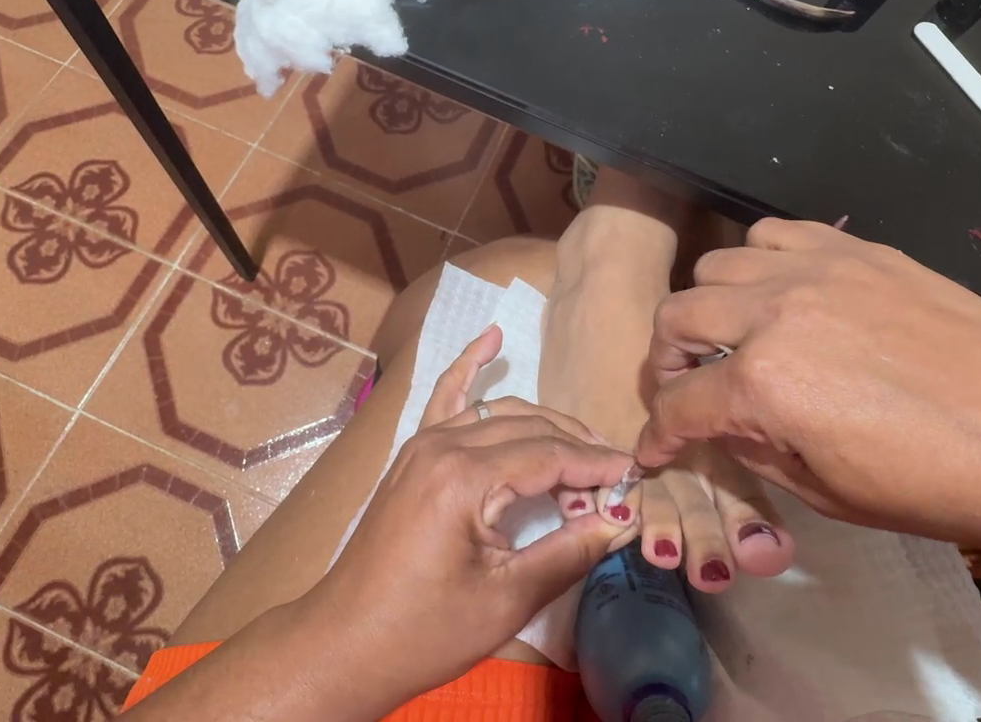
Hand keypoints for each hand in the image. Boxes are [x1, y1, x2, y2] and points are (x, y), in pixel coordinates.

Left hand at [307, 326, 637, 703]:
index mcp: (465, 479)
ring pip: (498, 412)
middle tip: (615, 479)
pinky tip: (490, 337)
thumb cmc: (425, 631)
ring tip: (584, 447)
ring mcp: (422, 442)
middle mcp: (443, 445)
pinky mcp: (411, 452)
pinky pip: (445, 396)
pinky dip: (469, 365)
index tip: (636, 478)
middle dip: (577, 448)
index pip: (549, 455)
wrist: (345, 643)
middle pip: (528, 428)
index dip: (597, 466)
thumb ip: (569, 551)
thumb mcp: (506, 600)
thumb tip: (624, 517)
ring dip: (543, 424)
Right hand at [633, 219, 980, 552]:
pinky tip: (780, 294)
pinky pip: (773, 234)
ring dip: (706, 308)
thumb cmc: (948, 487)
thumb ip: (755, 449)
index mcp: (765, 383)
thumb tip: (718, 424)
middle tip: (683, 389)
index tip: (654, 449)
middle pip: (674, 318)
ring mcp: (815, 268)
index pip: (676, 405)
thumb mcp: (832, 493)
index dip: (657, 434)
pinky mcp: (857, 250)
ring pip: (715, 266)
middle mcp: (773, 310)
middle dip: (664, 362)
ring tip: (731, 338)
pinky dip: (758, 264)